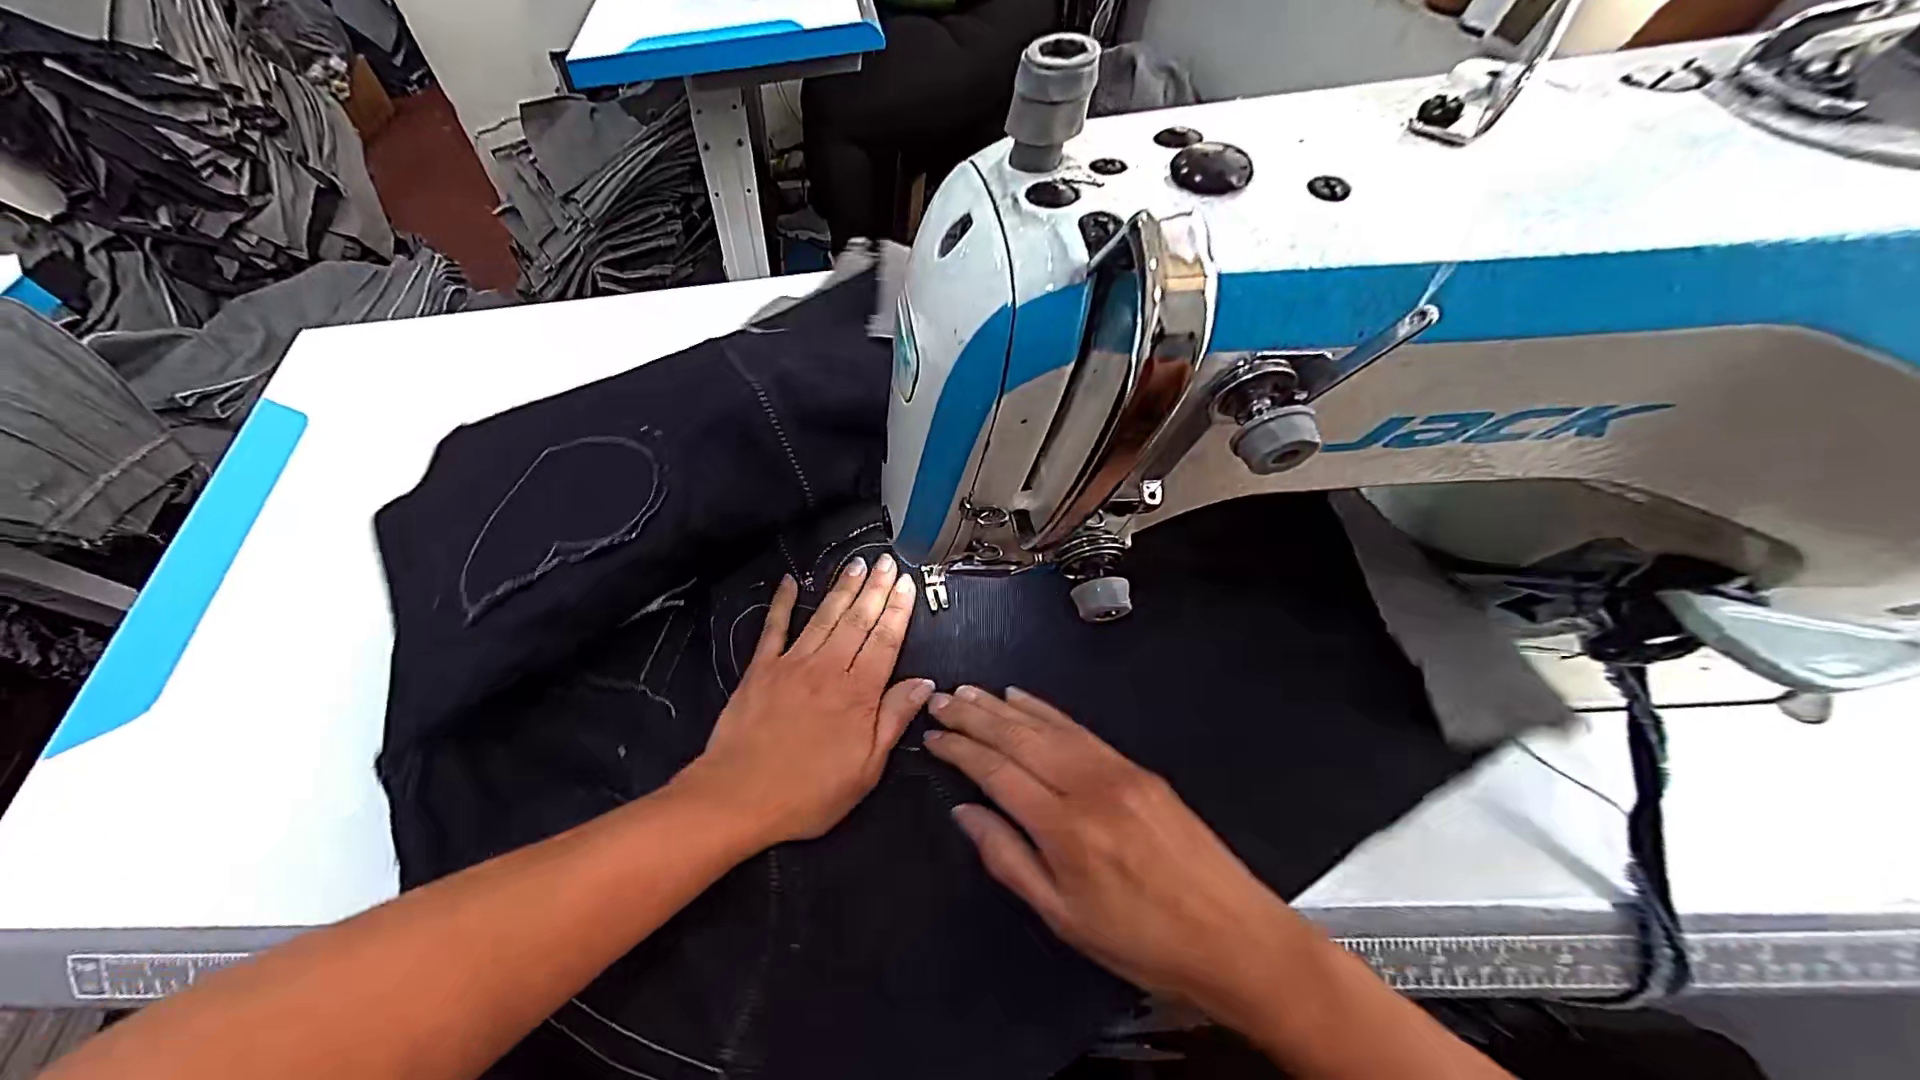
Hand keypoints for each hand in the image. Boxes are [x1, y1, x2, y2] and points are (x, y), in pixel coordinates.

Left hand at [684, 554, 931, 844]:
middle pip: (858, 620)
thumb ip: (894, 719)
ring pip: (824, 617)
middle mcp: (828, 669)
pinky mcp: (761, 669)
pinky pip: (774, 628)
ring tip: (857, 564)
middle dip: (875, 588)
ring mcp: (792, 664)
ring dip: (842, 588)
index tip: (906, 584)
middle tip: (886, 561)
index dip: (898, 609)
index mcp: (858, 694)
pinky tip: (790, 583)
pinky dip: (782, 603)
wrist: (738, 797)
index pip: (885, 640)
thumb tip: (923, 685)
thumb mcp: (866, 768)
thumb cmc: (808, 792)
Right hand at [924, 687, 1313, 1015]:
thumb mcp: (1062, 916)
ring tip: (970, 692)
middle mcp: (1089, 786)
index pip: (996, 771)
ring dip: (1003, 706)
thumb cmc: (1144, 940)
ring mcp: (1116, 770)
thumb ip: (1007, 857)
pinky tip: (1023, 699)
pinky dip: (1045, 710)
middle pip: (1017, 737)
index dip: (960, 750)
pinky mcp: (1136, 768)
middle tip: (942, 700)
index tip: (934, 737)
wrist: (1233, 935)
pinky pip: (1079, 729)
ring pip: (1046, 726)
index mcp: (1065, 828)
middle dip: (973, 715)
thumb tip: (966, 813)